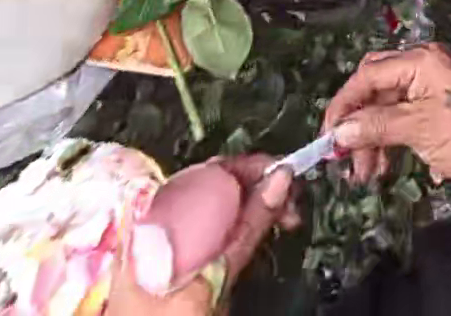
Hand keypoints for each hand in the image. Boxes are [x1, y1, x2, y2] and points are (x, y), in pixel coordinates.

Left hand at [104, 155, 299, 315]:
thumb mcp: (212, 283)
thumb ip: (247, 227)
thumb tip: (282, 175)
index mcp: (157, 214)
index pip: (214, 169)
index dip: (255, 167)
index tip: (288, 178)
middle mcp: (161, 220)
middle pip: (219, 185)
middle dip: (260, 188)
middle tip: (293, 204)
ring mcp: (168, 244)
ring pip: (221, 209)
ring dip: (257, 209)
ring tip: (286, 220)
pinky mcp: (179, 266)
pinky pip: (215, 232)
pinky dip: (243, 231)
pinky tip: (262, 236)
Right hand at [321, 42, 450, 186]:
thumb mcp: (418, 129)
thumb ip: (376, 127)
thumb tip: (338, 134)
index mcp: (419, 60)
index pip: (369, 74)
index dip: (345, 103)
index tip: (328, 135)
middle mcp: (420, 65)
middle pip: (374, 86)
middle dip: (356, 121)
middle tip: (343, 156)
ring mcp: (426, 84)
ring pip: (384, 104)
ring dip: (370, 136)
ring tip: (365, 174)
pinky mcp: (431, 104)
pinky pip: (399, 115)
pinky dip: (387, 137)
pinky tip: (381, 166)